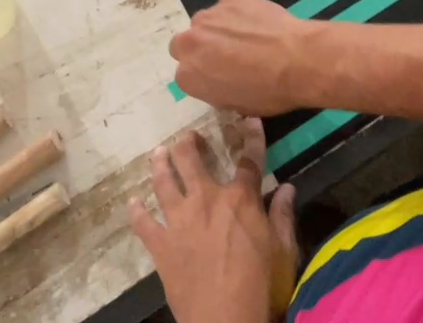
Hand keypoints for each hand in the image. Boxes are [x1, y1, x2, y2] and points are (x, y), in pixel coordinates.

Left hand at [128, 121, 298, 322]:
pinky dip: (137, 211)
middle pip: (191, 160)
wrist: (224, 320)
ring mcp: (179, 221)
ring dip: (160, 164)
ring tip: (158, 152)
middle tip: (186, 136)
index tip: (248, 119)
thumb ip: (283, 216)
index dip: (251, 137)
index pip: (248, 160)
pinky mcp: (161, 245)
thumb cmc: (260, 284)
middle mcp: (206, 200)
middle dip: (188, 142)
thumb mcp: (282, 249)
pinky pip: (144, 223)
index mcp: (239, 199)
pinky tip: (133, 201)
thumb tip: (288, 188)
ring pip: (164, 182)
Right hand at [170, 0, 323, 115]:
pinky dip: (239, 12)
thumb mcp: (236, 104)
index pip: (186, 73)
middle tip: (228, 55)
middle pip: (187, 43)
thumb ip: (215, 88)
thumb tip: (220, 78)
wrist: (298, 59)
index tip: (220, 75)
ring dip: (220, 28)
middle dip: (202, 48)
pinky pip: (229, 6)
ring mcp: (210, 15)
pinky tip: (260, 23)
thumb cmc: (268, 92)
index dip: (204, 74)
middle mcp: (190, 41)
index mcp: (188, 75)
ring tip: (248, 37)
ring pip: (207, 21)